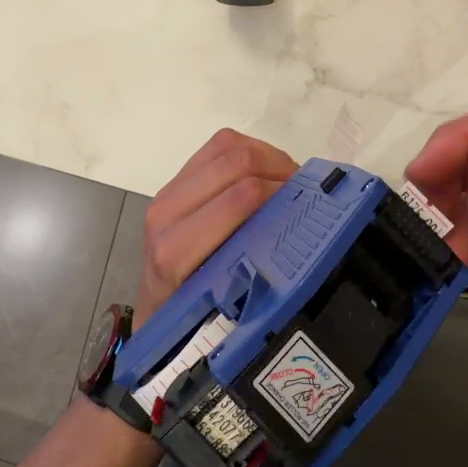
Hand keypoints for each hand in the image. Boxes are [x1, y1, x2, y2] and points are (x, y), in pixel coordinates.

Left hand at [137, 128, 298, 318]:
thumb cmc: (197, 320)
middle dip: (279, 169)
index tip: (309, 205)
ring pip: (226, 146)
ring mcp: (168, 191)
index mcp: (177, 251)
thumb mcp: (230, 309)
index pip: (238, 199)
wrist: (157, 311)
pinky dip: (251, 149)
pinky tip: (268, 171)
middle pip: (234, 163)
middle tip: (306, 189)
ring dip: (266, 155)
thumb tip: (308, 231)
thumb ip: (258, 271)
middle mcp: (166, 213)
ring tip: (290, 178)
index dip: (279, 193)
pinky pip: (217, 146)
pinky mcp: (176, 179)